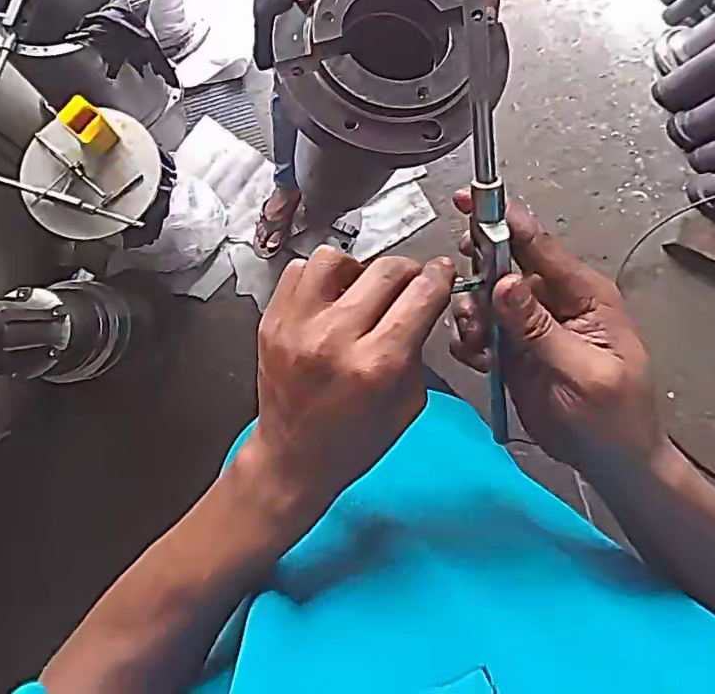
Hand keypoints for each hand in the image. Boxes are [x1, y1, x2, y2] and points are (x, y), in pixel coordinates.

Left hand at [244, 247, 456, 515]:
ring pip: (334, 258)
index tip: (442, 270)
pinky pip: (299, 270)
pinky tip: (329, 298)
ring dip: (358, 268)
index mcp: (375, 366)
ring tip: (360, 290)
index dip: (439, 276)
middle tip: (409, 281)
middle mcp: (333, 339)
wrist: (292, 457)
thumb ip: (418, 345)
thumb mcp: (408, 402)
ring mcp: (296, 326)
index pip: (419, 296)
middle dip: (407, 269)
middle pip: (383, 270)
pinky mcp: (271, 320)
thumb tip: (424, 298)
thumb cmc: (354, 439)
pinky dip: (320, 277)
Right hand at [450, 193, 662, 470]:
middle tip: (464, 285)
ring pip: (484, 294)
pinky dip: (469, 338)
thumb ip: (540, 328)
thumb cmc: (617, 420)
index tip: (469, 200)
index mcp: (583, 294)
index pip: (538, 245)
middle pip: (504, 262)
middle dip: (478, 270)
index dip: (502, 219)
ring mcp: (530, 322)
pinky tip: (480, 358)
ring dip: (471, 312)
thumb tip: (504, 284)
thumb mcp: (584, 373)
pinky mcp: (512, 345)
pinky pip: (479, 326)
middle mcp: (553, 300)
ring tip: (478, 339)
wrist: (613, 464)